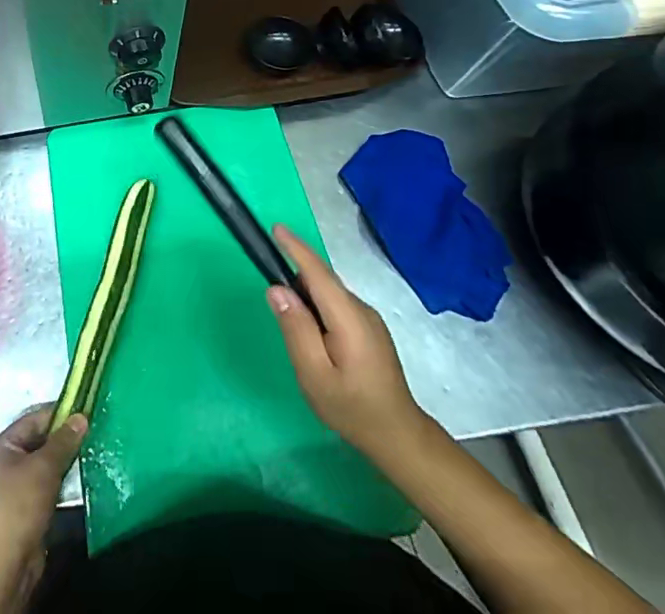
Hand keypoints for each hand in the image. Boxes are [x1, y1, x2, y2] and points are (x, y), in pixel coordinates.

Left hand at [0, 404, 85, 611]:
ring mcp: (11, 486)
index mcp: (0, 447)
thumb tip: (80, 416)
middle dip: (61, 437)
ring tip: (87, 452)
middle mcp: (2, 463)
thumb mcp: (44, 468)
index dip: (56, 414)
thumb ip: (62, 441)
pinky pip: (42, 482)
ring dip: (61, 459)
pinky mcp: (22, 506)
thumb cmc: (20, 506)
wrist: (6, 563)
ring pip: (40, 463)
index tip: (82, 411)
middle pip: (35, 441)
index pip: (31, 420)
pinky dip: (57, 478)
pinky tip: (75, 477)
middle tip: (89, 432)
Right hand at [266, 224, 425, 453]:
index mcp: (349, 319)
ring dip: (305, 291)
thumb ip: (296, 329)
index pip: (319, 274)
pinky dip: (316, 303)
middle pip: (324, 281)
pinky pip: (336, 305)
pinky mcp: (368, 329)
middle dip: (295, 269)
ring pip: (330, 293)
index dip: (297, 249)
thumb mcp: (314, 374)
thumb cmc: (351, 407)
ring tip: (284, 311)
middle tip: (267, 281)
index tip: (276, 228)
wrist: (397, 434)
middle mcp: (362, 311)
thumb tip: (277, 289)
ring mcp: (368, 320)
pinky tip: (307, 326)